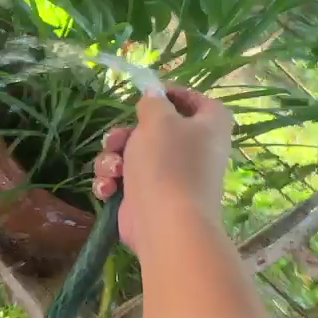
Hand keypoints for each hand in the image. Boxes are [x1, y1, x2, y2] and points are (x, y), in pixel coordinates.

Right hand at [92, 86, 232, 253]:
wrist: (166, 223)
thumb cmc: (168, 164)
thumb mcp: (158, 121)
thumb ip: (154, 102)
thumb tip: (155, 94)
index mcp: (208, 127)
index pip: (196, 101)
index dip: (172, 94)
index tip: (147, 95)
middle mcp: (192, 149)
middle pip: (152, 129)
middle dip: (124, 134)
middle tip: (116, 141)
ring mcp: (169, 174)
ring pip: (130, 154)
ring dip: (112, 160)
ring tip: (114, 172)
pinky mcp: (147, 195)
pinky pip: (123, 179)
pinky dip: (112, 182)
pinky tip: (109, 190)